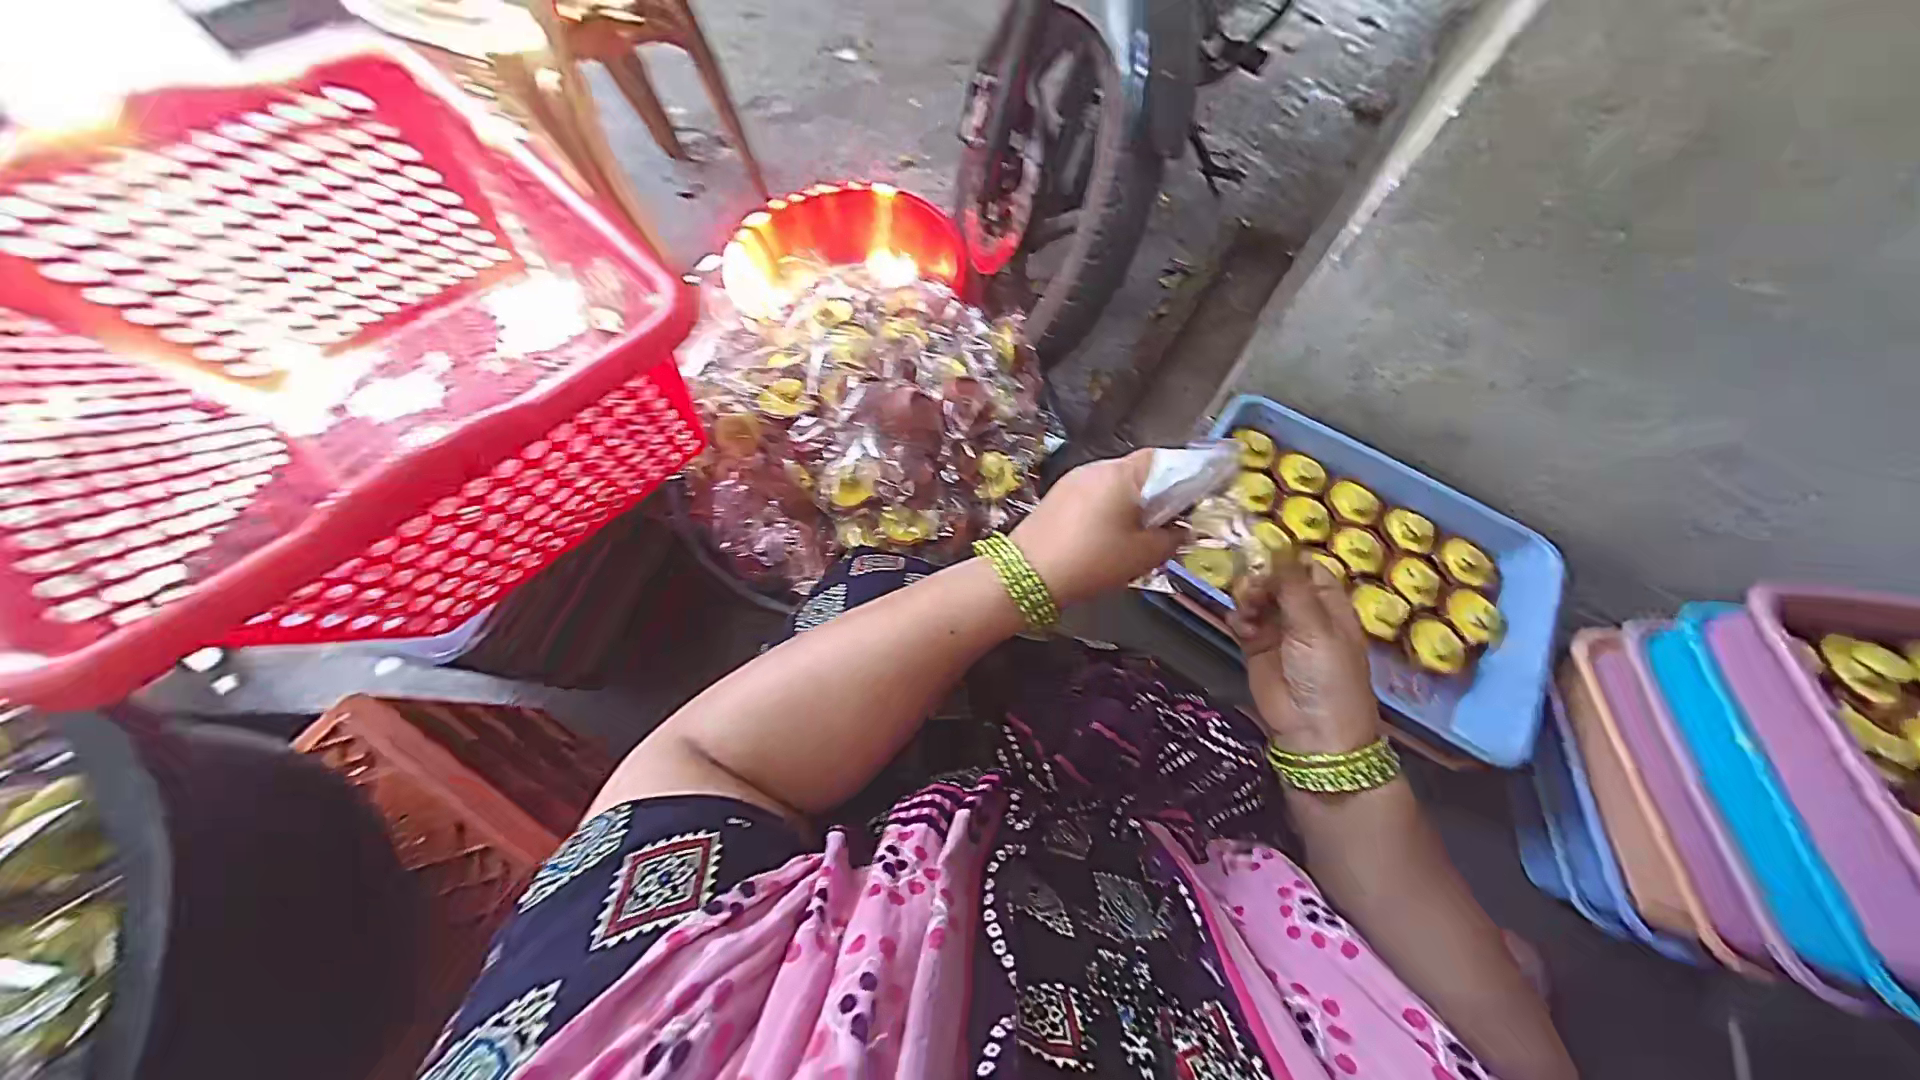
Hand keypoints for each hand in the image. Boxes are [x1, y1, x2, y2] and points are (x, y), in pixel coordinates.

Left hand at [1008, 449, 1183, 607]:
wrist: (1027, 574)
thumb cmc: (1092, 561)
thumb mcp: (1143, 555)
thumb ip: (1172, 538)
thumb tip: (1181, 528)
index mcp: (1122, 473)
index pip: (1164, 458)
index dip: (1184, 475)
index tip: (1193, 500)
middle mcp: (1096, 467)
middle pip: (1137, 471)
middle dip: (1156, 494)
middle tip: (1166, 524)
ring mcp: (1072, 480)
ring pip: (1113, 485)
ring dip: (1129, 503)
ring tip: (1135, 535)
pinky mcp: (1056, 496)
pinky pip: (1092, 495)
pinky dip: (1106, 510)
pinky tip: (1106, 537)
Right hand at [1227, 553, 1380, 753]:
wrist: (1314, 730)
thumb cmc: (1327, 675)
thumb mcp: (1316, 628)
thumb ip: (1292, 588)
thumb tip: (1278, 548)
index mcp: (1329, 606)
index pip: (1307, 569)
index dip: (1286, 559)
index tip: (1262, 552)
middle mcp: (1304, 613)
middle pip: (1276, 581)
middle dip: (1261, 578)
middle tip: (1251, 587)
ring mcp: (1278, 630)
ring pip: (1256, 598)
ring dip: (1247, 597)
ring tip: (1246, 610)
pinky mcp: (1256, 646)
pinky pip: (1242, 621)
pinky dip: (1238, 618)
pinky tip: (1240, 626)